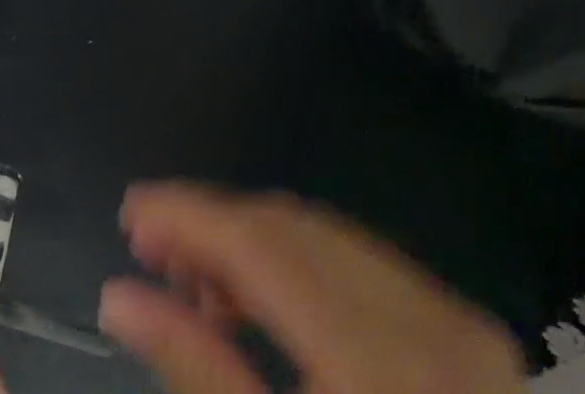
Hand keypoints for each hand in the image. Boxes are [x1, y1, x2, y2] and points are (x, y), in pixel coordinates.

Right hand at [95, 182, 525, 392]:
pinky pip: (360, 262)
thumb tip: (118, 299)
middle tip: (151, 253)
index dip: (182, 215)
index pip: (256, 241)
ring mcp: (456, 323)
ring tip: (199, 284)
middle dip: (210, 225)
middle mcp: (427, 320)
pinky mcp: (466, 333)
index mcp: (376, 355)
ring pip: (323, 236)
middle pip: (288, 226)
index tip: (128, 216)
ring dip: (249, 242)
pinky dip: (298, 263)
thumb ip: (196, 368)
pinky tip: (263, 301)